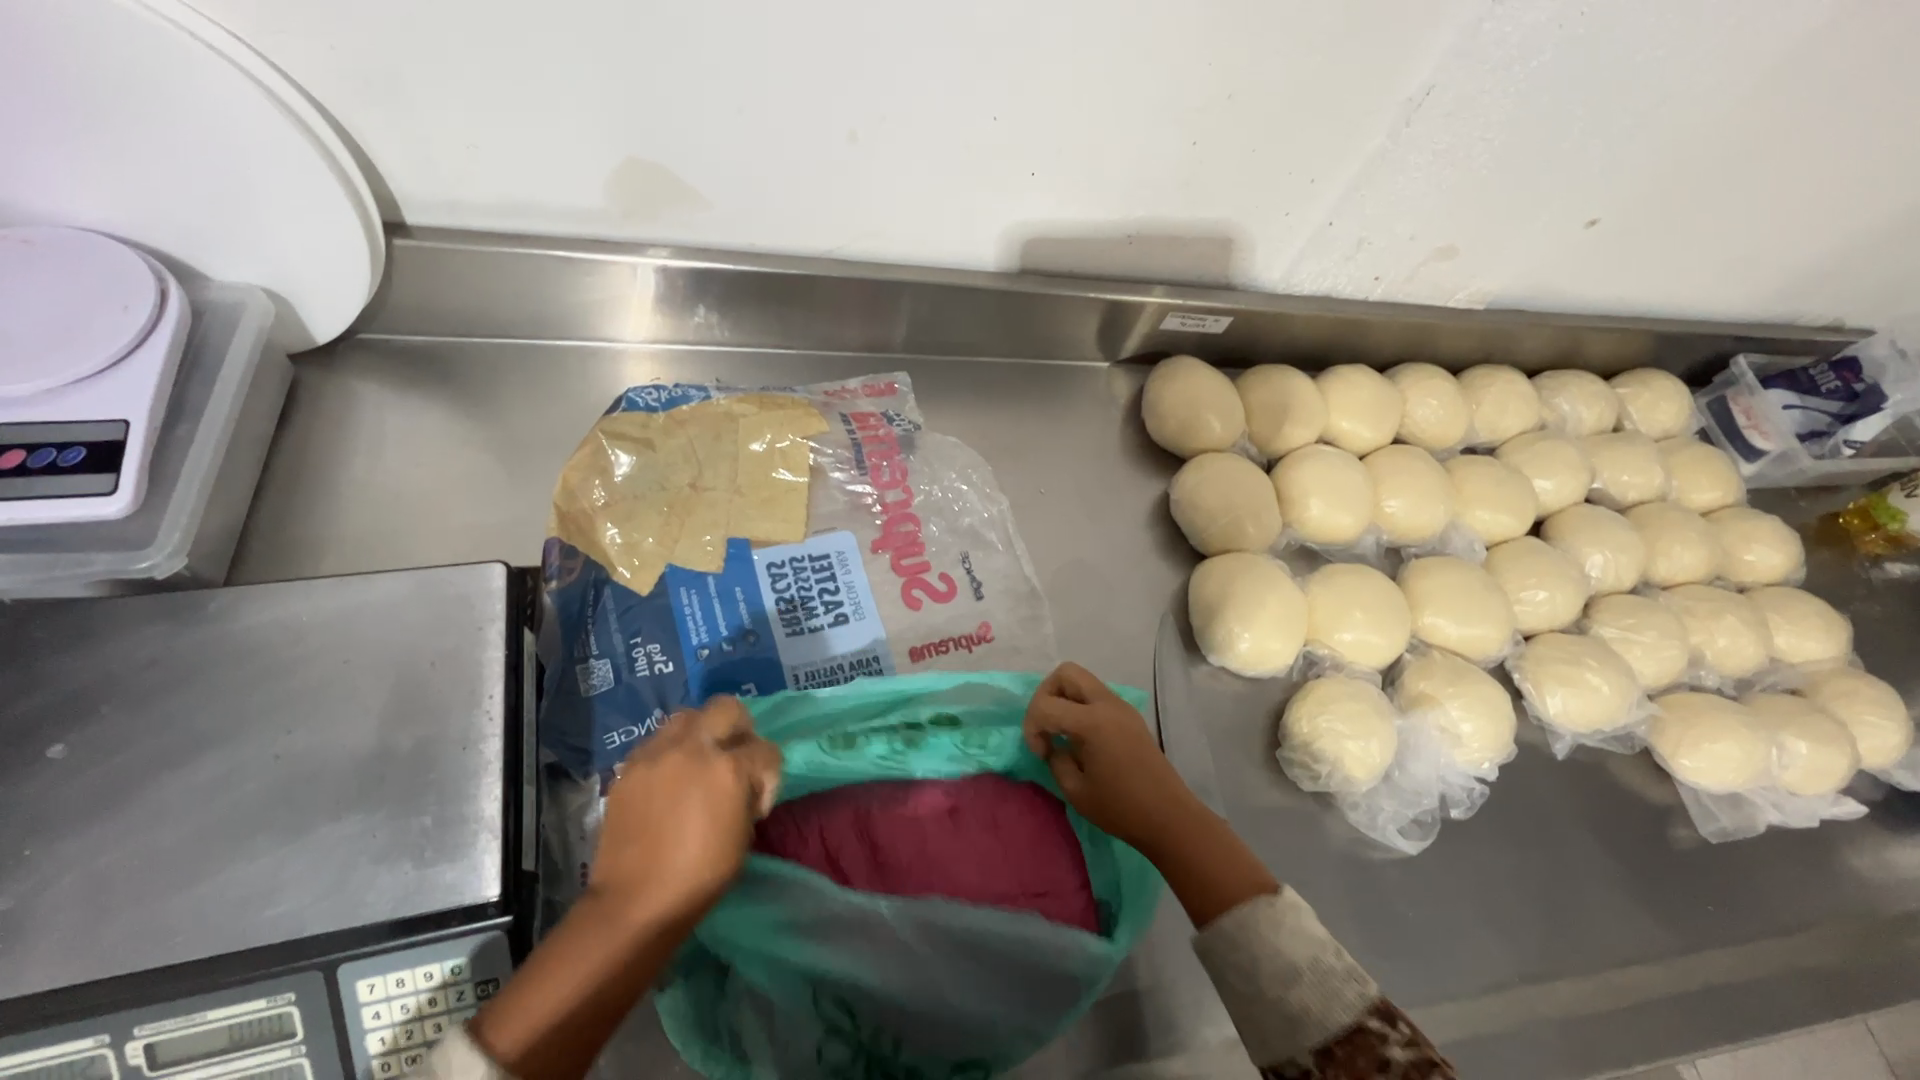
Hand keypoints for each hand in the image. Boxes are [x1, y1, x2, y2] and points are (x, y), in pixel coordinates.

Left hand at [589, 696, 782, 929]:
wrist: (635, 901)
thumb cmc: (700, 876)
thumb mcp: (744, 836)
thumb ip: (747, 796)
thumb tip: (742, 786)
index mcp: (728, 768)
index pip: (767, 750)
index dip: (769, 777)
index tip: (756, 804)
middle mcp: (692, 749)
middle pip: (728, 708)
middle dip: (740, 730)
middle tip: (735, 761)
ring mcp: (655, 754)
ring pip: (687, 716)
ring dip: (701, 733)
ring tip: (699, 765)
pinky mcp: (629, 767)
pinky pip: (656, 742)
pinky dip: (670, 753)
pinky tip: (669, 782)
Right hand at [1023, 662, 1203, 855]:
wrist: (1169, 817)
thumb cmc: (1121, 808)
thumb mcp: (1075, 791)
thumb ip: (1055, 760)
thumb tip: (1052, 746)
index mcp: (1092, 722)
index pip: (1045, 704)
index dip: (1032, 728)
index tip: (1042, 754)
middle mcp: (1108, 704)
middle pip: (1065, 673)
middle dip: (1045, 696)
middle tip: (1045, 728)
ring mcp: (1122, 707)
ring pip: (1082, 681)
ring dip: (1064, 700)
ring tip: (1062, 735)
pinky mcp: (1130, 716)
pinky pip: (1097, 697)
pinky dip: (1080, 708)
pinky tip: (1081, 740)